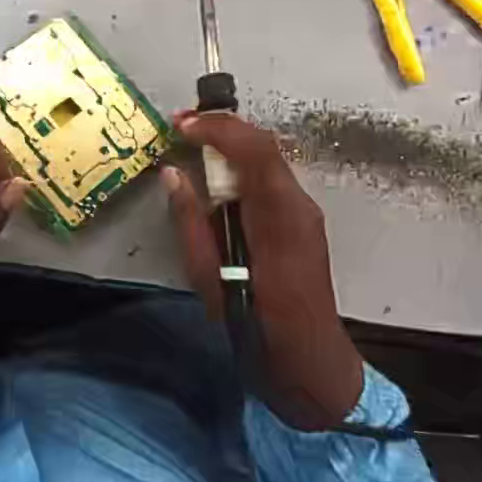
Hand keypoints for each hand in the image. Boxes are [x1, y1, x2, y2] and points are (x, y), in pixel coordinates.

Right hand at [164, 111, 363, 428]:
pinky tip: (215, 178)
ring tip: (192, 145)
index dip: (217, 129)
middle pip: (263, 147)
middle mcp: (298, 206)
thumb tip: (173, 174)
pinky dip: (240, 167)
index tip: (181, 125)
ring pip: (267, 160)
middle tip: (181, 127)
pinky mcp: (301, 220)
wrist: (308, 356)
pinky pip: (268, 179)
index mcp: (279, 219)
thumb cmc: (255, 323)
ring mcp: (305, 211)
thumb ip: (190, 220)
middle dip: (220, 129)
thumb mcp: (208, 275)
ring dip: (229, 146)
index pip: (254, 152)